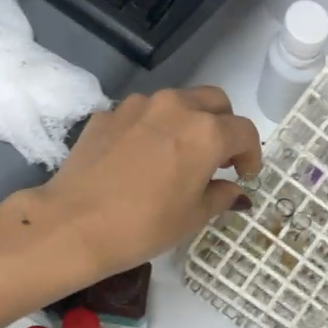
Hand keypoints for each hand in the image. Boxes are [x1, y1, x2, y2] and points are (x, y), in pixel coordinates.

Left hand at [28, 86, 260, 278]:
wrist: (75, 224)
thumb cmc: (145, 226)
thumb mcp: (193, 218)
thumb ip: (220, 196)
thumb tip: (234, 189)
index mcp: (206, 132)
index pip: (244, 131)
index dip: (251, 155)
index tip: (245, 175)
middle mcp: (175, 107)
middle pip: (214, 102)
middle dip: (224, 126)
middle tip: (219, 159)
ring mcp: (137, 106)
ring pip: (176, 102)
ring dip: (188, 123)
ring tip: (179, 158)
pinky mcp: (108, 114)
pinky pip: (142, 116)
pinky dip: (153, 131)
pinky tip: (142, 162)